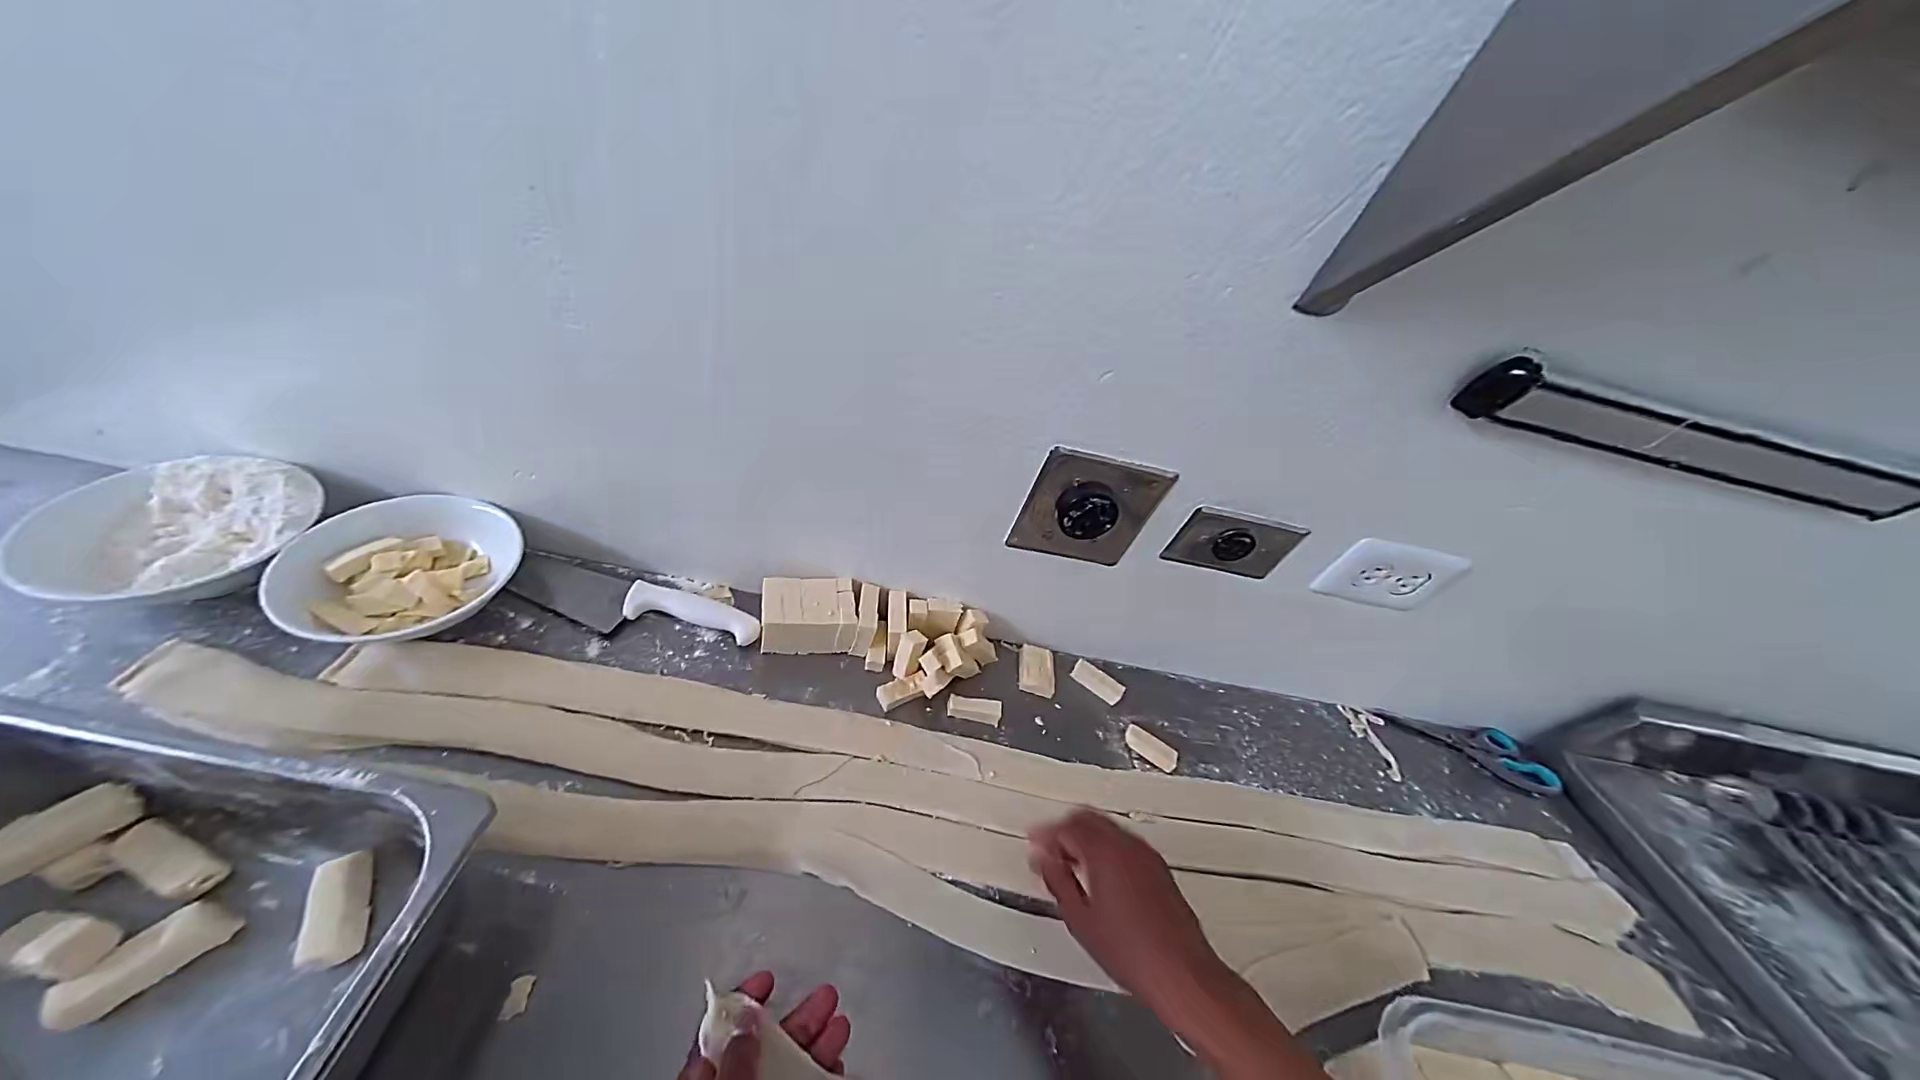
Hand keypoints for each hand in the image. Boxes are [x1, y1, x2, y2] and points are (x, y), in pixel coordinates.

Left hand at [676, 971, 851, 1079]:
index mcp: (704, 1077)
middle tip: (824, 996)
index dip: (745, 999)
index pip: (722, 1030)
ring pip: (788, 1064)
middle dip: (799, 1017)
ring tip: (840, 1024)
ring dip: (817, 1041)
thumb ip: (736, 1057)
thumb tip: (747, 1018)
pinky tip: (838, 1061)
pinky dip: (822, 1069)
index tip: (768, 976)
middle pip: (765, 1045)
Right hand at [1027, 807, 1226, 1003]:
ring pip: (1107, 828)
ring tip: (1069, 862)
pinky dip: (1105, 847)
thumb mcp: (1079, 918)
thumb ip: (1057, 880)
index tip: (1035, 844)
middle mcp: (1127, 845)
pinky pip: (1124, 842)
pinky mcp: (1158, 868)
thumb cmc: (1133, 952)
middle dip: (1063, 830)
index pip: (1066, 826)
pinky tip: (1097, 872)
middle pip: (1087, 818)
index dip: (1044, 834)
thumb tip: (1044, 861)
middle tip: (1048, 848)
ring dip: (1085, 837)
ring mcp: (1146, 855)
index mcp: (1103, 851)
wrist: (1180, 973)